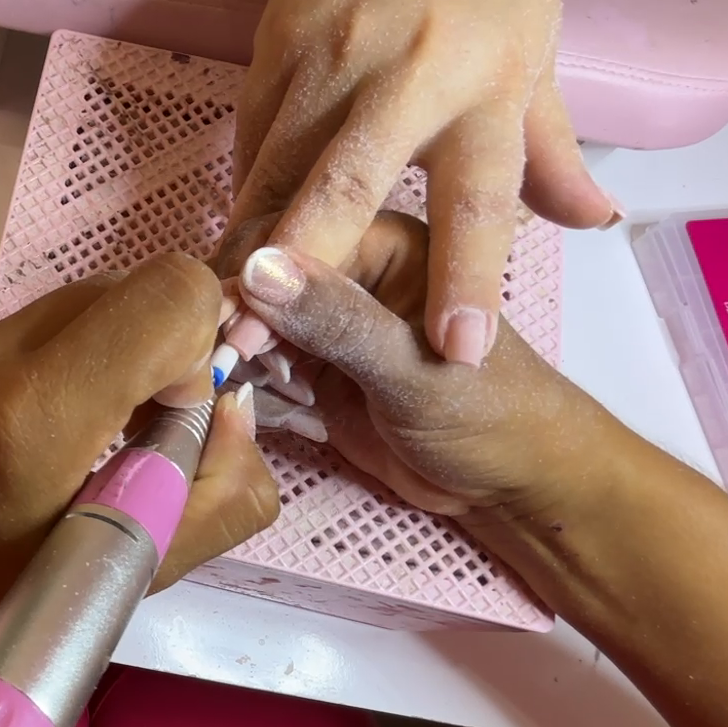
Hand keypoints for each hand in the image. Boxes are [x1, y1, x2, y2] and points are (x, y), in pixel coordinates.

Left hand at [0, 255, 279, 633]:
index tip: (173, 415)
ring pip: (79, 304)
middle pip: (123, 288)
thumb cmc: (17, 618)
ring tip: (91, 436)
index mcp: (28, 420)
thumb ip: (223, 482)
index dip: (198, 346)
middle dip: (158, 351)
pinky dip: (67, 364)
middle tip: (140, 431)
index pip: (166, 294)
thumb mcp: (145, 569)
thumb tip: (230, 397)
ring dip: (112, 356)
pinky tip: (49, 431)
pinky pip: (34, 328)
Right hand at [227, 212, 616, 517]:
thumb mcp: (411, 368)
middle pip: (257, 278)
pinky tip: (246, 399)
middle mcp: (346, 272)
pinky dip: (245, 379)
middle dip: (234, 322)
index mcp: (383, 244)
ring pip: (249, 321)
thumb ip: (335, 320)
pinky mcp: (308, 363)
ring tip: (234, 386)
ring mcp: (322, 321)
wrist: (504, 486)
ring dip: (236, 354)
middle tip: (223, 366)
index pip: (289, 240)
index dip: (247, 284)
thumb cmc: (486, 418)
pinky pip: (256, 359)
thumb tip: (256, 269)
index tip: (223, 335)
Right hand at [228, 0, 616, 365]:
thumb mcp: (536, 50)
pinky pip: (251, 157)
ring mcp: (323, 72)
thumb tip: (593, 223)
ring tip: (221, 322)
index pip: (481, 196)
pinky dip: (241, 212)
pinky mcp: (269, 69)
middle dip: (301, 273)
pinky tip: (227, 258)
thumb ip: (551, 150)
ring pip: (272, 183)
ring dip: (243, 257)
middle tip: (254, 344)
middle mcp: (403, 80)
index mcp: (489, 81)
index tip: (452, 354)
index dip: (467, 277)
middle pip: (343, 191)